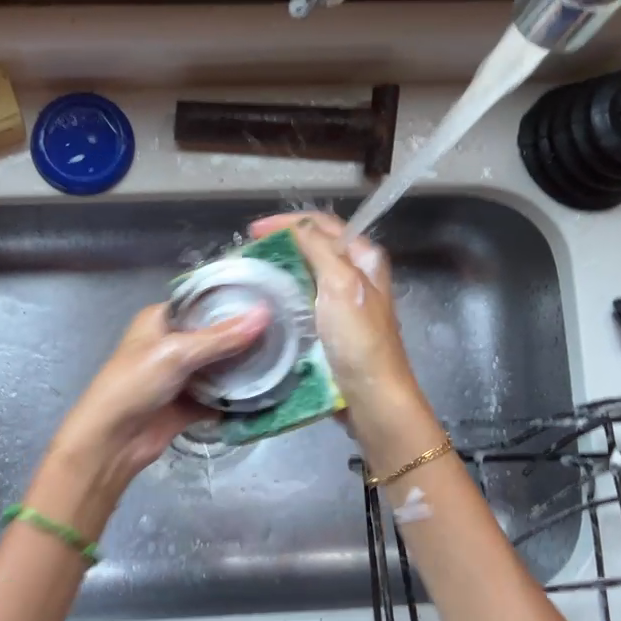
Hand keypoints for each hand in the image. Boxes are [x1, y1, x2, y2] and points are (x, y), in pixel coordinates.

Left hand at [33, 302, 267, 534]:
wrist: (112, 441)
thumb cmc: (135, 384)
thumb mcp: (177, 353)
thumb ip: (222, 337)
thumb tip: (265, 313)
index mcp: (160, 320)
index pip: (200, 303)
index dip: (230, 302)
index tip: (268, 301)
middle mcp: (170, 344)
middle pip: (214, 337)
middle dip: (243, 338)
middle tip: (284, 333)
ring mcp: (179, 377)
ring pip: (218, 368)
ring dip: (242, 369)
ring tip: (282, 360)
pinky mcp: (187, 406)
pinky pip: (217, 398)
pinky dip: (236, 398)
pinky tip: (265, 393)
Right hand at [248, 212, 440, 469]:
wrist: (373, 398)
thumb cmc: (359, 341)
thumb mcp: (341, 284)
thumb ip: (319, 249)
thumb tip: (294, 226)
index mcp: (364, 258)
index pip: (323, 224)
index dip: (287, 222)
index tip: (252, 231)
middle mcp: (357, 276)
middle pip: (315, 248)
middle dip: (281, 245)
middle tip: (248, 254)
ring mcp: (345, 304)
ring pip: (308, 276)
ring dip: (281, 272)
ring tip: (251, 277)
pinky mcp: (332, 329)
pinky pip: (304, 303)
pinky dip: (284, 298)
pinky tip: (265, 306)